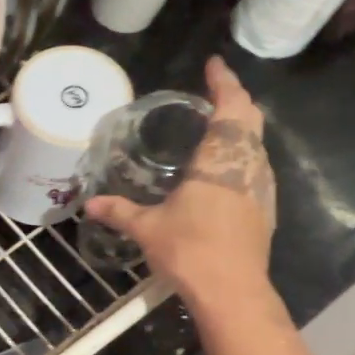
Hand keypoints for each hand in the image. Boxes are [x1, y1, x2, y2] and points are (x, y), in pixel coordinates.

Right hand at [85, 56, 276, 305]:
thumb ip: (121, 212)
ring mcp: (261, 185)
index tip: (213, 65)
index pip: (229, 105)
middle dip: (234, 102)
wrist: (231, 289)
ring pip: (255, 144)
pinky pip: (255, 169)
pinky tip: (225, 172)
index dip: (223, 82)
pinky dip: (241, 158)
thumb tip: (90, 203)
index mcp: (220, 157)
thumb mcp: (148, 229)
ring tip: (218, 131)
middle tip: (214, 95)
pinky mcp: (264, 208)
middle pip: (249, 119)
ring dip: (240, 131)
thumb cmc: (190, 250)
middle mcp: (248, 162)